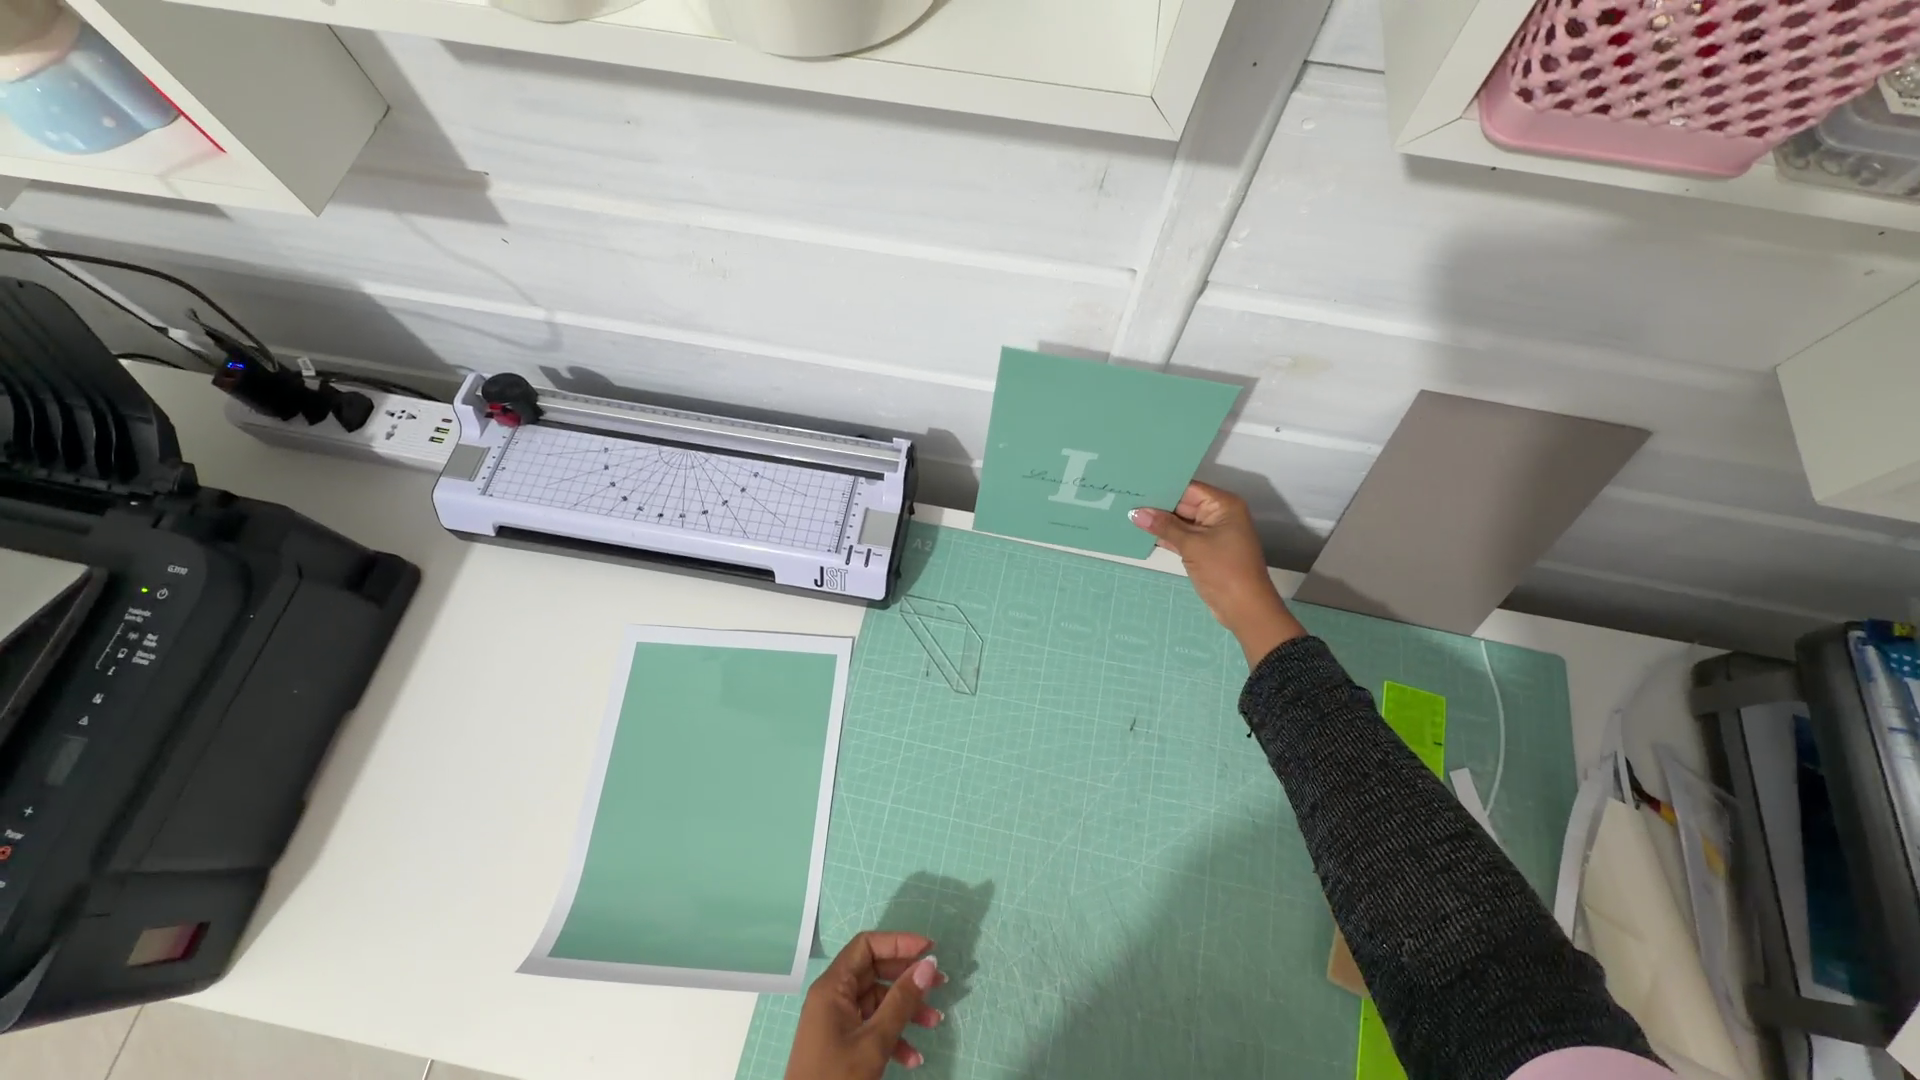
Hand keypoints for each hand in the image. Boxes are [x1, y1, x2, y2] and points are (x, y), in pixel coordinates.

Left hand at [785, 932, 943, 1079]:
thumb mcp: (875, 1040)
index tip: (929, 949)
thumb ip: (902, 1001)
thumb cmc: (837, 1077)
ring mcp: (837, 1020)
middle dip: (908, 979)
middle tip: (940, 985)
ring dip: (906, 1011)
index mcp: (833, 986)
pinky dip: (894, 1037)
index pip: (867, 946)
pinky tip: (912, 1057)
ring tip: (934, 1023)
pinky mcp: (842, 1042)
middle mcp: (833, 996)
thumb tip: (928, 965)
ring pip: (878, 1002)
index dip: (898, 942)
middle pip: (875, 972)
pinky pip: (872, 1027)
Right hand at [1130, 481, 1305, 667]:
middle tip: (1126, 496)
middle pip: (1183, 503)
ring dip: (1159, 521)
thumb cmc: (1223, 569)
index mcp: (1223, 505)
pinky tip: (1141, 532)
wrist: (1244, 607)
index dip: (1163, 486)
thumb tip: (1136, 512)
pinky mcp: (1204, 550)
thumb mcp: (1192, 545)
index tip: (1136, 483)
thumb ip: (1164, 526)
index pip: (1188, 488)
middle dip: (1157, 504)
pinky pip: (1181, 537)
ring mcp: (1211, 533)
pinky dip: (1165, 536)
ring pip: (1180, 522)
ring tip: (1128, 512)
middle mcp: (1218, 514)